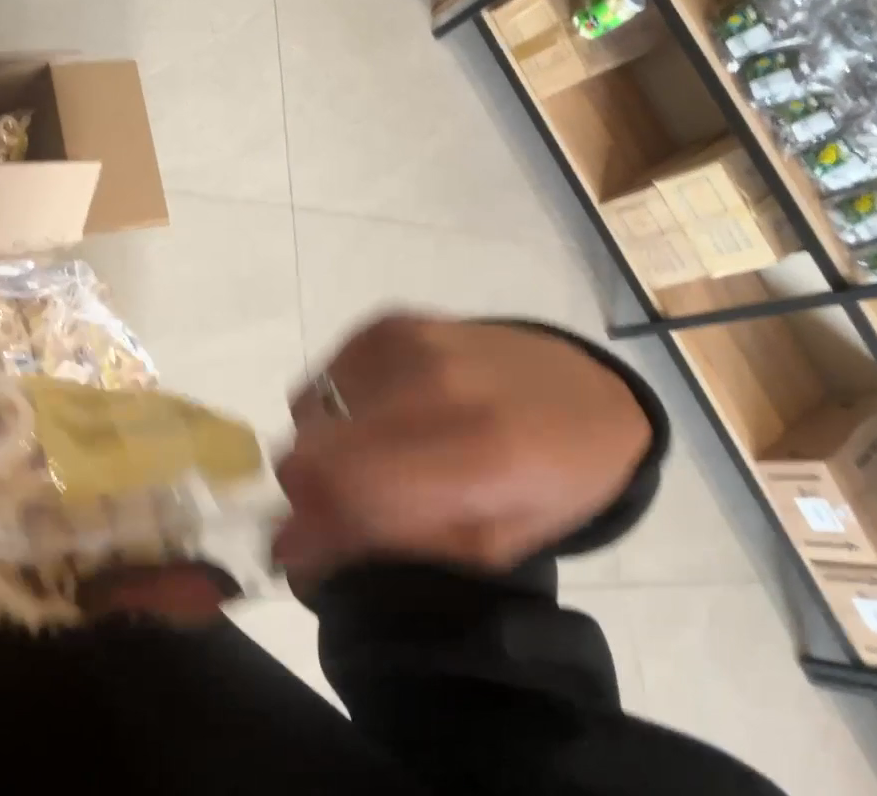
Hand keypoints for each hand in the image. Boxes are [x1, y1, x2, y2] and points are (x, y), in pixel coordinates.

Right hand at [272, 315, 649, 584]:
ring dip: (320, 446)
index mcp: (481, 457)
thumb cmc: (548, 484)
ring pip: (306, 411)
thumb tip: (295, 554)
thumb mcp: (491, 543)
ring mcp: (407, 345)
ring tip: (365, 457)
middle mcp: (437, 387)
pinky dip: (332, 409)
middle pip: (313, 448)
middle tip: (331, 507)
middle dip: (306, 489)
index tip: (290, 550)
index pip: (348, 488)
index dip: (304, 525)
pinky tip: (374, 417)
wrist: (586, 394)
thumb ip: (394, 546)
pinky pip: (321, 379)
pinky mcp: (386, 323)